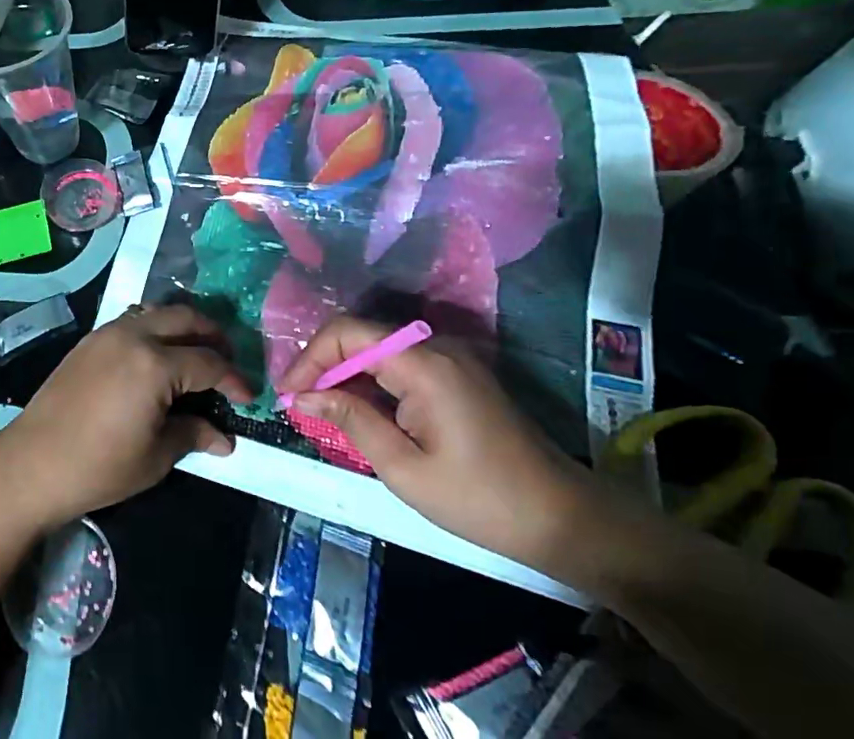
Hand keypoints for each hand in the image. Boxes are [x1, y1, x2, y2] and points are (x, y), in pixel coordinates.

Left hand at [0, 304, 252, 531]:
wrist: (33, 463)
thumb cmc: (100, 466)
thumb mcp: (155, 456)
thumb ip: (192, 434)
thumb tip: (224, 438)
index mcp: (155, 364)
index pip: (208, 363)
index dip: (233, 379)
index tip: (248, 396)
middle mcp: (132, 336)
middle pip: (184, 319)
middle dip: (212, 335)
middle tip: (227, 360)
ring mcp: (105, 334)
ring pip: (154, 313)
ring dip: (181, 326)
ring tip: (195, 352)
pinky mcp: (87, 342)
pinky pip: (130, 321)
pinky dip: (152, 328)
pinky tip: (157, 356)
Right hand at [276, 316, 603, 572]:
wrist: (566, 518)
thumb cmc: (481, 499)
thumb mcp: (404, 467)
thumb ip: (350, 421)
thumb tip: (302, 396)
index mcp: (423, 365)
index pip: (347, 334)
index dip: (309, 358)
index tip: (287, 393)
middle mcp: (436, 348)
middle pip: (360, 335)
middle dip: (321, 364)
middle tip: (297, 402)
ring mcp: (451, 359)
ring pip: (377, 348)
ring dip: (343, 373)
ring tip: (317, 407)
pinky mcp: (458, 375)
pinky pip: (399, 363)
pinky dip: (369, 380)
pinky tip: (355, 409)